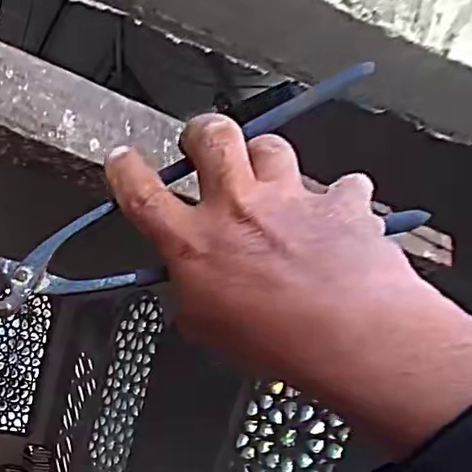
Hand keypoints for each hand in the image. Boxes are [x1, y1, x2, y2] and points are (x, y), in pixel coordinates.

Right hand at [106, 115, 471, 455]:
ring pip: (270, 146)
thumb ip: (190, 289)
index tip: (122, 159)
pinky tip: (332, 220)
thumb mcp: (204, 324)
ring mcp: (290, 198)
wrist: (349, 335)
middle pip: (211, 137)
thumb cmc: (274, 339)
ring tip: (266, 180)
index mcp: (192, 243)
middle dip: (201, 132)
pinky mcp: (340, 201)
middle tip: (200, 142)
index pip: (142, 194)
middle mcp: (237, 208)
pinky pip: (337, 185)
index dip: (125, 170)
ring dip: (263, 159)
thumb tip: (192, 282)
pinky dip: (333, 198)